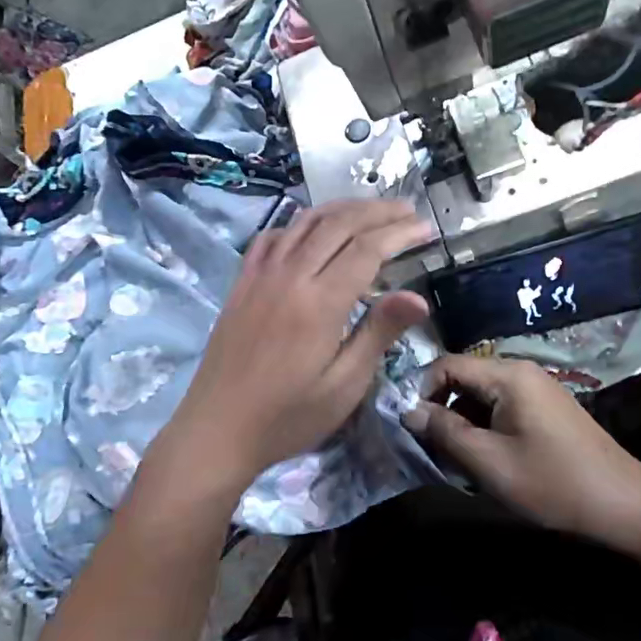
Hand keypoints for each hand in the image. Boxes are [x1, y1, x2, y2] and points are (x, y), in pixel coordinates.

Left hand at [164, 200, 434, 480]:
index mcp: (319, 303)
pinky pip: (272, 237)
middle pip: (338, 224)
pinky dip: (299, 223)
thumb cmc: (287, 417)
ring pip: (305, 222)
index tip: (425, 227)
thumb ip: (379, 333)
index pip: (367, 249)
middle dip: (377, 211)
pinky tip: (311, 230)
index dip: (399, 233)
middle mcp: (289, 277)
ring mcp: (260, 276)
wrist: (215, 432)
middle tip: (407, 209)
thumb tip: (419, 297)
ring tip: (371, 209)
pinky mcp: (241, 284)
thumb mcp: (344, 385)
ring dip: (342, 209)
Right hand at [402, 355, 640, 538]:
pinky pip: (502, 408)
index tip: (410, 428)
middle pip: (464, 378)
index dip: (421, 391)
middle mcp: (522, 372)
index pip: (447, 363)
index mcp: (509, 375)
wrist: (620, 503)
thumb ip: (445, 431)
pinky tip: (486, 461)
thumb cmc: (551, 482)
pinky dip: (485, 428)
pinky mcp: (546, 409)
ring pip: (481, 396)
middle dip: (442, 410)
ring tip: (457, 462)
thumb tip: (408, 410)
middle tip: (432, 450)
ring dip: (462, 423)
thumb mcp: (488, 462)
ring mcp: (537, 389)